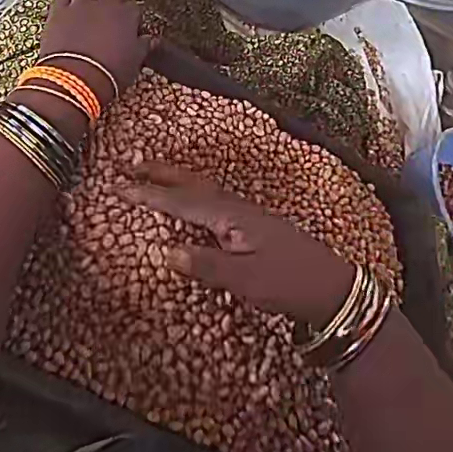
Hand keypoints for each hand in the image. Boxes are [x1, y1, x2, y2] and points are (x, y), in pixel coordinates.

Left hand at [38, 0, 148, 106]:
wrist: (76, 77)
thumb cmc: (110, 73)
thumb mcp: (134, 62)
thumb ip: (142, 46)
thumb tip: (149, 40)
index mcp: (127, 16)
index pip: (134, 9)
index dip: (131, 20)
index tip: (129, 30)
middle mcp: (105, 5)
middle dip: (113, 4)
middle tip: (110, 20)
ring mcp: (80, 6)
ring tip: (87, 7)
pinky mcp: (58, 12)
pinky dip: (65, 1)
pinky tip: (67, 9)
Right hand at [121, 163, 354, 328]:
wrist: (332, 286)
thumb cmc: (288, 283)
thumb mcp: (246, 281)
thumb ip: (206, 266)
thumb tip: (166, 253)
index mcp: (230, 216)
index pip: (180, 202)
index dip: (149, 195)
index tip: (120, 187)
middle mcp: (235, 208)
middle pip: (190, 184)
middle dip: (159, 174)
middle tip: (130, 165)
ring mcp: (245, 213)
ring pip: (201, 188)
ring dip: (175, 179)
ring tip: (151, 174)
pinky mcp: (251, 223)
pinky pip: (212, 199)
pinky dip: (192, 193)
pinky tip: (191, 202)